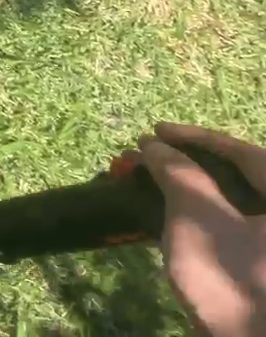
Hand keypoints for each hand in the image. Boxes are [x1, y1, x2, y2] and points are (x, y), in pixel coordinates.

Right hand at [139, 122, 265, 336]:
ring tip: (163, 183)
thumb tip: (157, 145)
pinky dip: (221, 214)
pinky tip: (190, 216)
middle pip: (254, 179)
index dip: (199, 138)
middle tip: (155, 156)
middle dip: (199, 163)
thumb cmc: (237, 279)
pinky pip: (253, 228)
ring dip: (205, 188)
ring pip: (251, 205)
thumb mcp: (199, 220)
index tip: (155, 130)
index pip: (251, 156)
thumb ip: (181, 175)